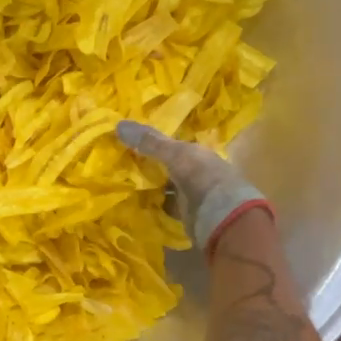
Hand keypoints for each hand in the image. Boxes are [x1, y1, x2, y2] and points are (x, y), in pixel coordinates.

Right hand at [117, 120, 270, 257]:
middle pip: (167, 166)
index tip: (128, 143)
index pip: (172, 145)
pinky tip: (135, 205)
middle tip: (119, 164)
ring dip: (149, 187)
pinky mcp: (186, 214)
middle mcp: (197, 172)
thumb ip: (150, 142)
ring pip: (165, 186)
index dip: (152, 143)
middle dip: (148, 166)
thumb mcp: (175, 154)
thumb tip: (118, 124)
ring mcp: (192, 194)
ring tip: (121, 185)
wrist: (221, 216)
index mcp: (198, 153)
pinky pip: (164, 206)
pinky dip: (152, 205)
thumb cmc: (202, 177)